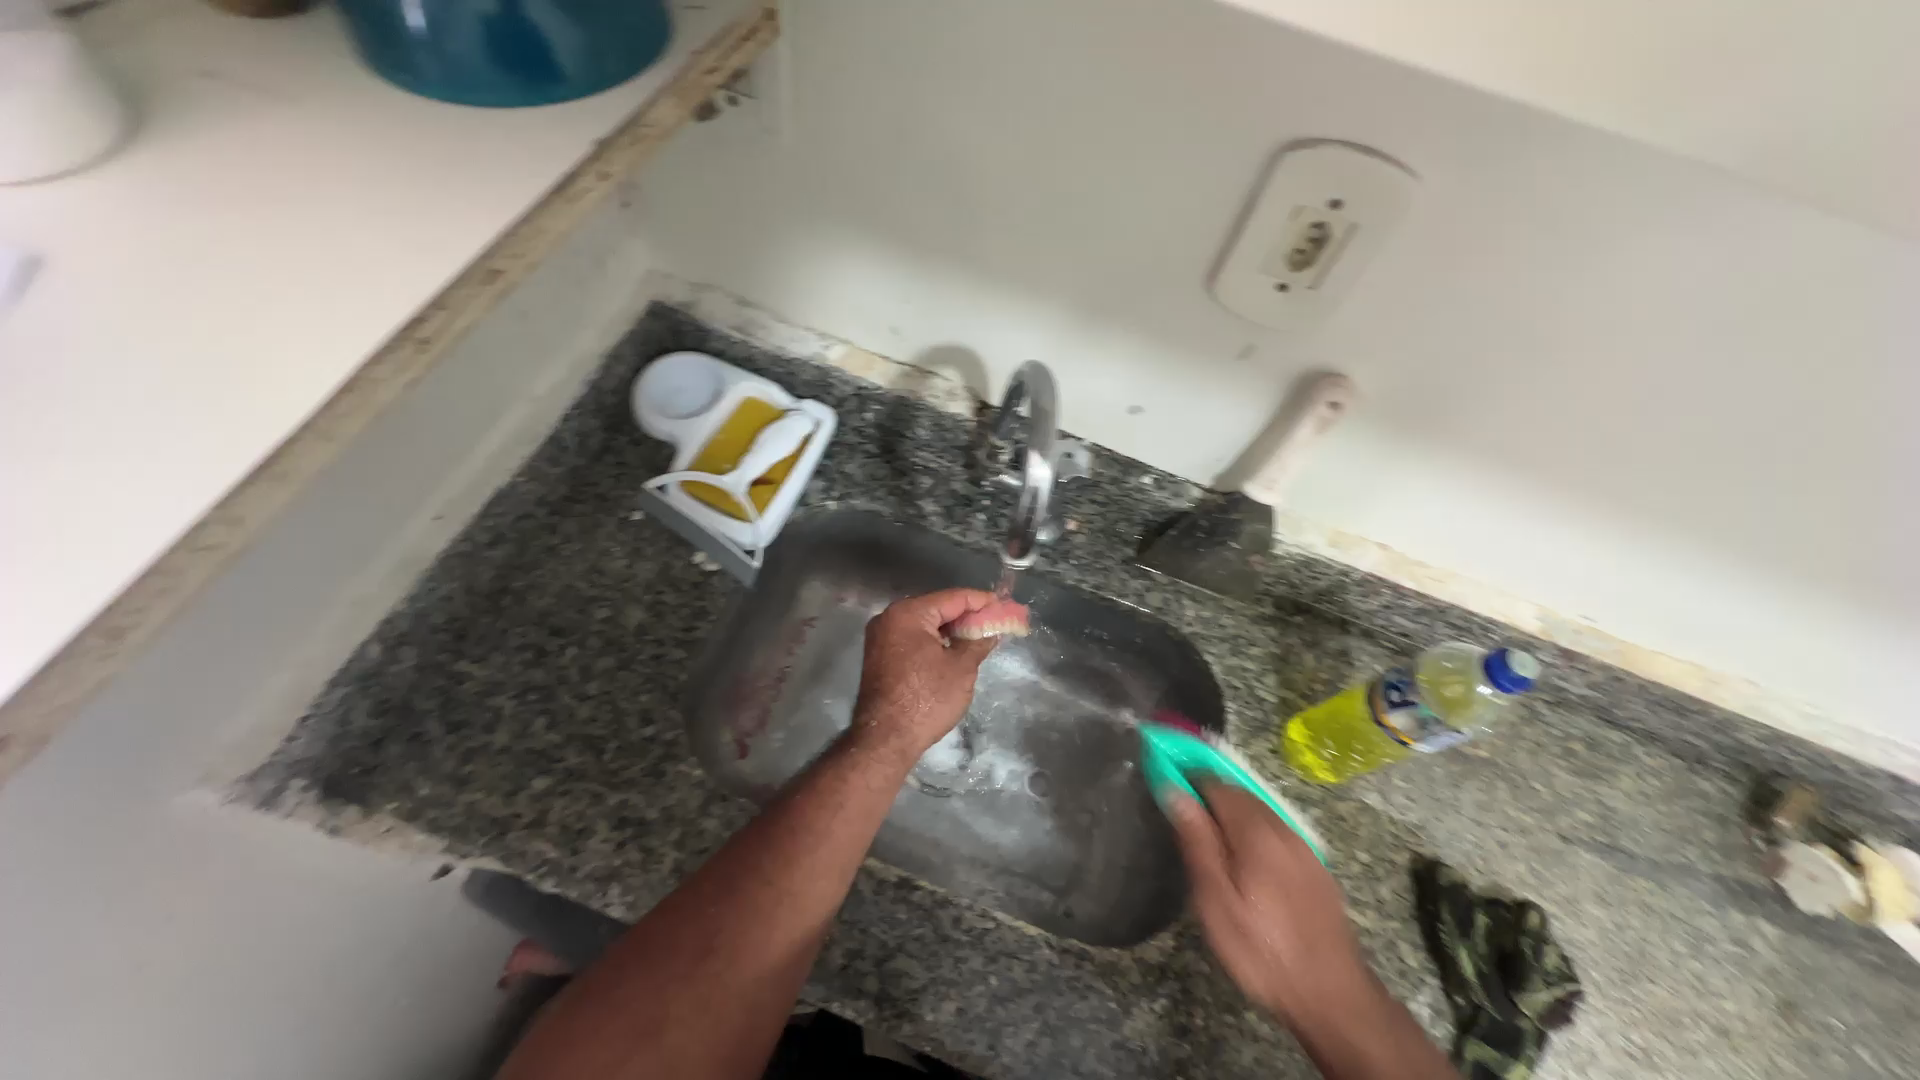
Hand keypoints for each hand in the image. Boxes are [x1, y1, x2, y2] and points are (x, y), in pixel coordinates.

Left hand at [847, 589, 1011, 763]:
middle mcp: (889, 618)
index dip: (982, 601)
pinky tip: (954, 649)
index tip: (1004, 605)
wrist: (886, 739)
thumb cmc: (927, 699)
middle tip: (995, 621)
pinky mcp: (880, 655)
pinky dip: (934, 640)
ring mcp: (881, 637)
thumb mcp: (961, 668)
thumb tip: (992, 629)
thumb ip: (978, 641)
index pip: (953, 597)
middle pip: (936, 607)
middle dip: (966, 615)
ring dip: (951, 628)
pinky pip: (913, 638)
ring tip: (979, 636)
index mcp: (908, 613)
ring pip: (924, 623)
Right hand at [1167, 782, 1368, 1023]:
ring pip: (1260, 810)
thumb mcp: (1215, 900)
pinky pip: (1277, 830)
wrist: (1331, 994)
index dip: (1188, 775)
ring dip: (1231, 808)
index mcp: (1256, 832)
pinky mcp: (1315, 868)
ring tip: (1206, 832)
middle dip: (1209, 790)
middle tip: (1179, 809)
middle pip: (1240, 792)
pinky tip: (1243, 855)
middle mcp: (1284, 829)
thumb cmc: (1261, 951)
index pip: (1216, 783)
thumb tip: (1174, 790)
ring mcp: (1304, 848)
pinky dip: (1252, 827)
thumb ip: (1196, 841)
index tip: (1163, 778)